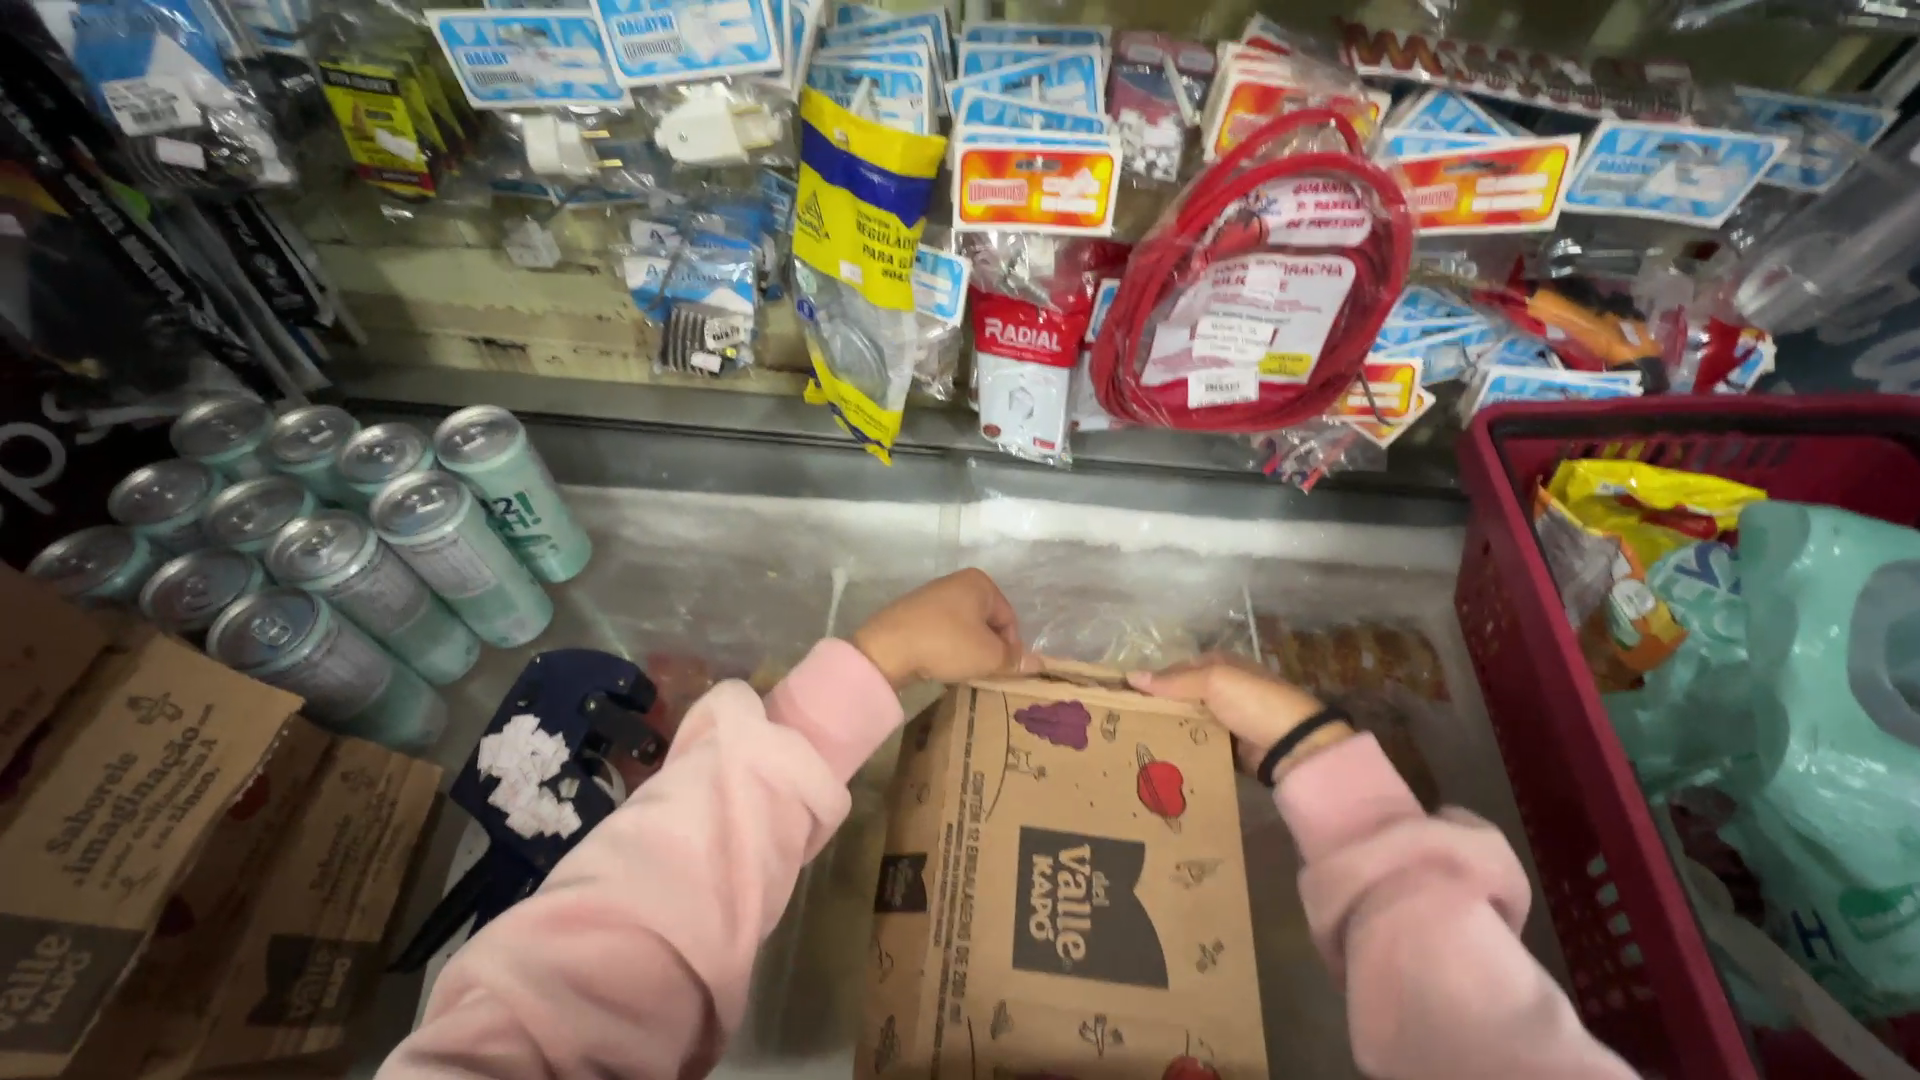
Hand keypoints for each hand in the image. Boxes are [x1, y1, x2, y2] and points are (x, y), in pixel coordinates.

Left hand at [853, 569, 1027, 688]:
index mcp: (980, 583)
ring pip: (963, 627)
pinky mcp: (912, 611)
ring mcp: (932, 595)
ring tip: (961, 669)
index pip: (1009, 619)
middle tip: (983, 671)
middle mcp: (957, 582)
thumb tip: (1040, 665)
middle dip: (988, 647)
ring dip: (968, 648)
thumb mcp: (989, 656)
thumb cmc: (947, 644)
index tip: (1003, 669)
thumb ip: (1015, 659)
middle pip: (986, 621)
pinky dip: (946, 646)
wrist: (888, 647)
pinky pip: (941, 630)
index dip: (1010, 647)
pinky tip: (939, 662)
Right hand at [1127, 653, 1342, 777]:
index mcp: (1218, 665)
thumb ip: (1173, 681)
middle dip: (1157, 708)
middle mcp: (1221, 689)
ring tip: (1134, 743)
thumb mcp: (1213, 681)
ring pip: (1187, 721)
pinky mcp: (1229, 746)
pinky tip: (1161, 756)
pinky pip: (1199, 744)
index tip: (1124, 697)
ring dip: (1168, 730)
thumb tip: (1130, 676)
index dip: (1151, 681)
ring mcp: (1226, 718)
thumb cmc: (1252, 701)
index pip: (1175, 670)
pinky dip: (1184, 748)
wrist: (1293, 745)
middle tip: (1123, 724)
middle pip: (1180, 697)